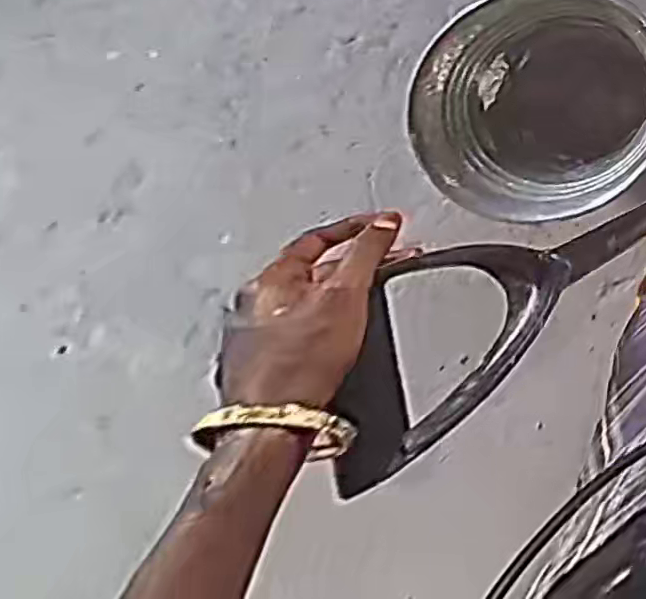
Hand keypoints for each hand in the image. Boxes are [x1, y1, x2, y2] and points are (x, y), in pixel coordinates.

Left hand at [217, 212, 414, 407]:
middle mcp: (255, 303)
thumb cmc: (300, 362)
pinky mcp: (266, 358)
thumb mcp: (347, 292)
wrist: (277, 422)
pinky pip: (305, 321)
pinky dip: (331, 313)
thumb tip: (383, 223)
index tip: (383, 224)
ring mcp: (256, 333)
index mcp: (268, 281)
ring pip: (311, 294)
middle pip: (316, 266)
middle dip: (358, 258)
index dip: (356, 227)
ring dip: (345, 286)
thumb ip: (368, 251)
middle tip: (390, 255)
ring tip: (374, 289)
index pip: (318, 238)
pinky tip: (348, 324)